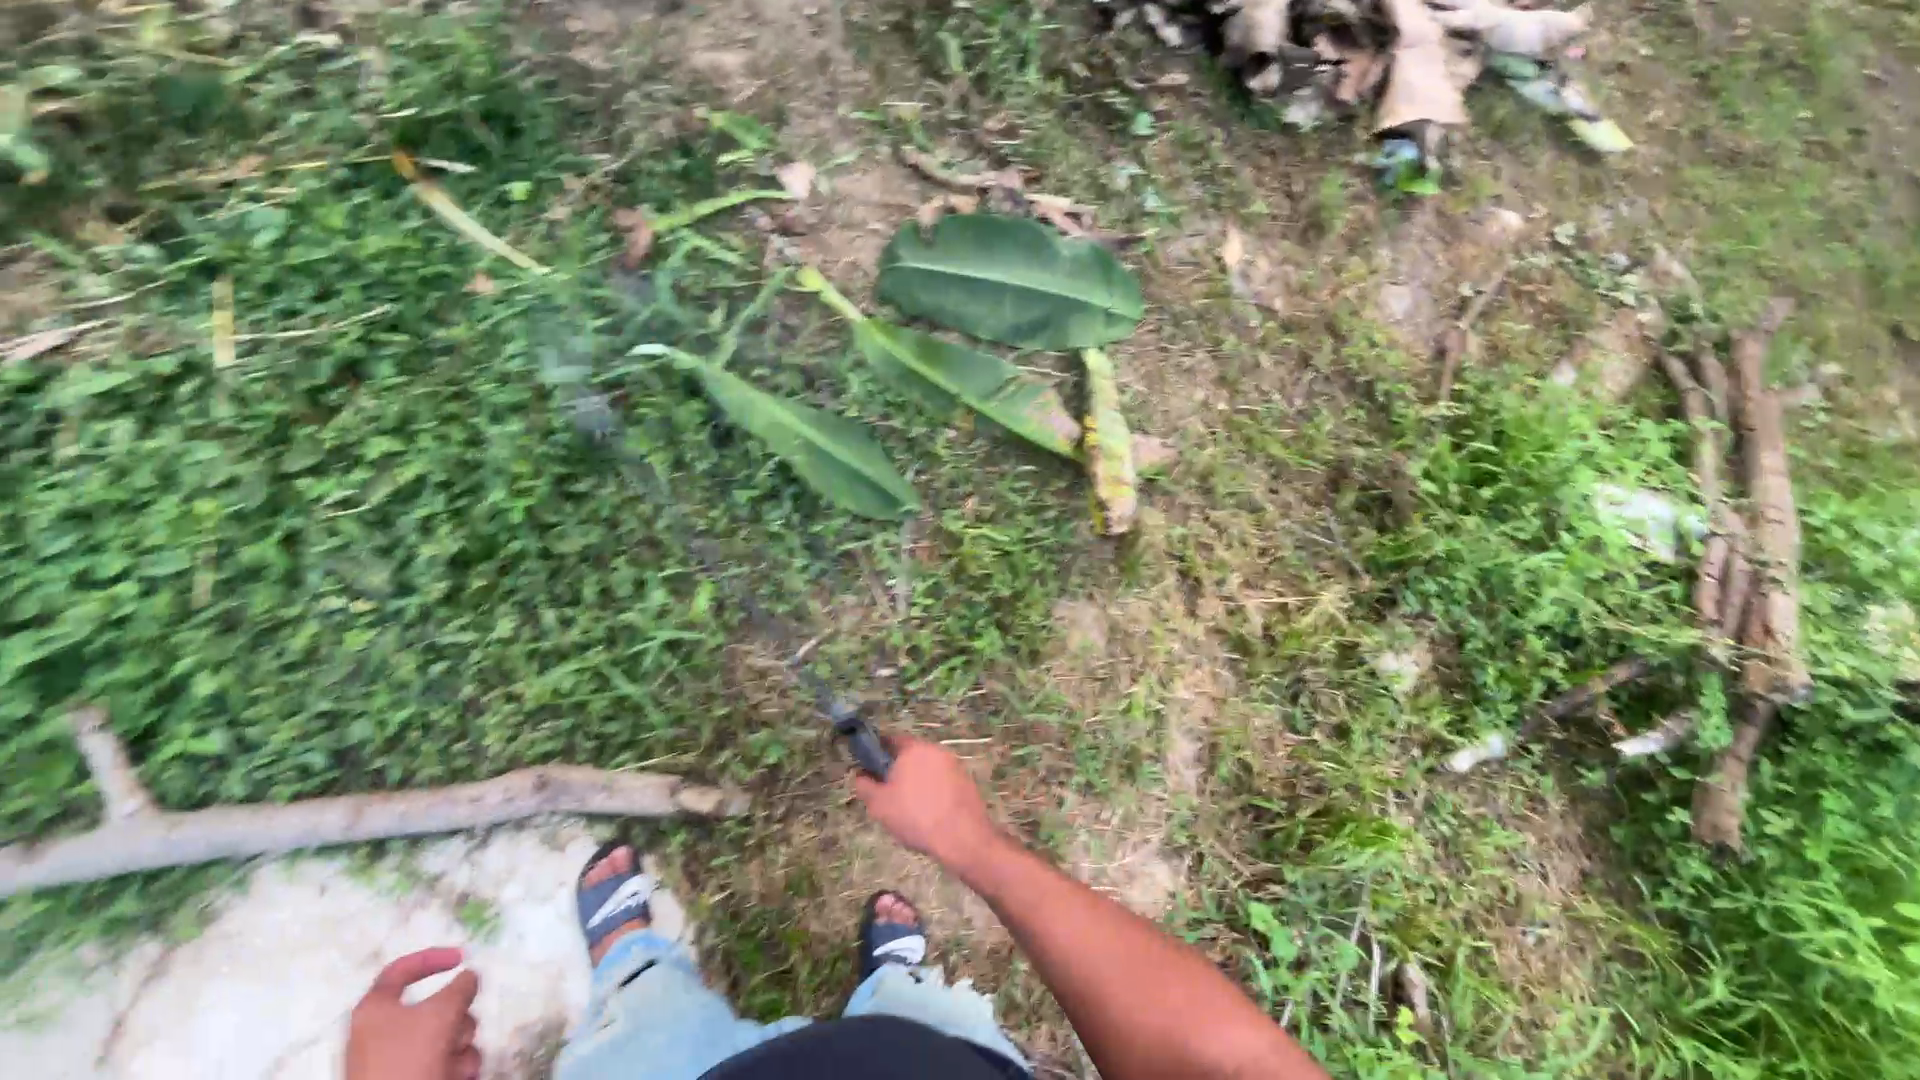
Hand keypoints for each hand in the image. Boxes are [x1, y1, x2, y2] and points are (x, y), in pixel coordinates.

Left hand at [345, 947, 481, 1079]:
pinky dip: (456, 1064)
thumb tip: (468, 977)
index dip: (433, 957)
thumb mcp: (442, 1012)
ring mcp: (399, 1058)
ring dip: (461, 1044)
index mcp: (375, 1010)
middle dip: (458, 1016)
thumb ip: (461, 987)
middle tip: (458, 1028)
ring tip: (455, 1062)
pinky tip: (456, 1076)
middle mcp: (384, 1031)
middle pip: (436, 1006)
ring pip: (447, 1033)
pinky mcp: (413, 1077)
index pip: (401, 969)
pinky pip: (446, 1058)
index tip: (463, 958)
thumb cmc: (409, 1060)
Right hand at [852, 735, 1001, 866]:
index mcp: (913, 748)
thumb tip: (860, 774)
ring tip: (910, 809)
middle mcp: (935, 750)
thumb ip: (864, 785)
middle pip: (910, 754)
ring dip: (917, 782)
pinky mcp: (967, 781)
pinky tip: (930, 814)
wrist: (962, 837)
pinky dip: (934, 792)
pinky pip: (943, 781)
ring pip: (927, 769)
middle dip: (898, 770)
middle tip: (889, 795)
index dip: (878, 752)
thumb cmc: (915, 816)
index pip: (891, 739)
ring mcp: (954, 764)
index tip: (871, 770)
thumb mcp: (879, 804)